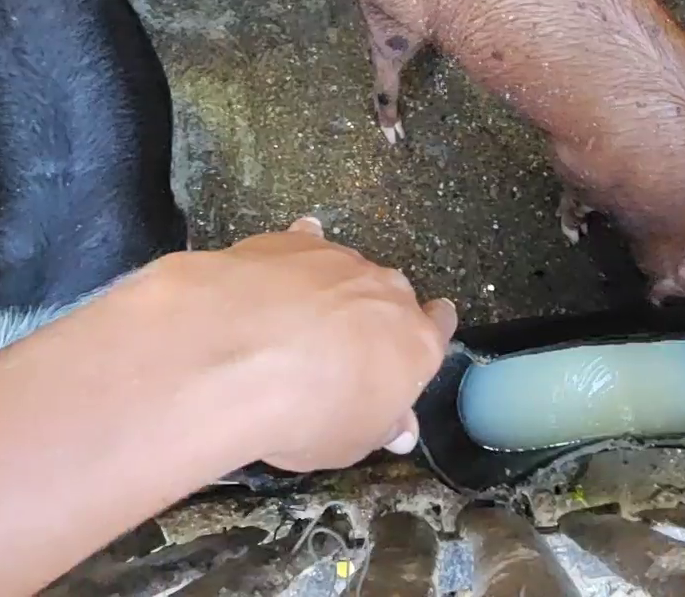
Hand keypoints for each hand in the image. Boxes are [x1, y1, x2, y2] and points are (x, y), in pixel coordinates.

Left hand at [171, 217, 456, 470]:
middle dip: (373, 318)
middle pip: (393, 297)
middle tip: (341, 351)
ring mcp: (345, 261)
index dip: (429, 334)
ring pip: (349, 272)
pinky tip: (281, 266)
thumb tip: (400, 426)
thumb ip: (380, 425)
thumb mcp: (350, 442)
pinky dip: (298, 257)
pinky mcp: (300, 241)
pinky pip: (308, 242)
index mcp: (416, 342)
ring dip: (333, 292)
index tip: (413, 344)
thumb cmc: (309, 411)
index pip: (440, 327)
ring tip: (296, 323)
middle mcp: (389, 292)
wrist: (244, 351)